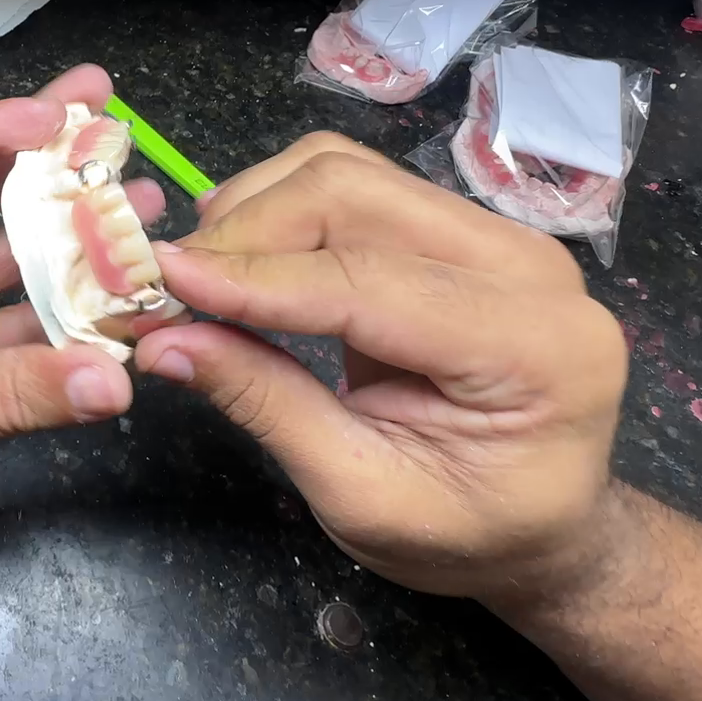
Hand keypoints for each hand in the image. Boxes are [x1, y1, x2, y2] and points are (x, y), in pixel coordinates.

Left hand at [0, 65, 165, 585]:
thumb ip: (11, 395)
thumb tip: (111, 379)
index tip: (54, 116)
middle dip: (37, 158)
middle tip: (104, 115)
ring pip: (2, 249)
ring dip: (64, 228)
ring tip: (136, 200)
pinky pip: (17, 311)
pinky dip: (64, 303)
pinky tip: (117, 289)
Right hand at [136, 133, 627, 604]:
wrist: (539, 520)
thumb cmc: (464, 531)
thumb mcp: (358, 495)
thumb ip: (264, 405)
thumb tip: (162, 343)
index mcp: (532, 347)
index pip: (363, 279)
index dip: (251, 278)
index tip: (161, 279)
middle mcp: (522, 263)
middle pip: (349, 192)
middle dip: (244, 230)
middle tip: (173, 282)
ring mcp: (487, 232)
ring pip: (340, 170)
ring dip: (254, 207)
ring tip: (203, 268)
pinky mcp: (446, 224)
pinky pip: (346, 180)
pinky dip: (275, 201)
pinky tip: (243, 247)